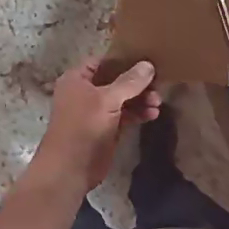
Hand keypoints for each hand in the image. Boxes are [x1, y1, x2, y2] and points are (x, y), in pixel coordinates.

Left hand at [33, 58, 161, 191]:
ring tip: (158, 102)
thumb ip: (129, 82)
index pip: (103, 61)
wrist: (70, 169)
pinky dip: (138, 114)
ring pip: (123, 99)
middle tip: (158, 84)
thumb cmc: (84, 127)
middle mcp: (86, 92)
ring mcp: (96, 112)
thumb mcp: (107, 100)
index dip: (124, 60)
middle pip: (116, 81)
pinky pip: (125, 115)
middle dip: (137, 83)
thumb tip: (148, 65)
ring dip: (141, 99)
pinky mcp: (106, 129)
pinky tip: (153, 114)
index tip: (147, 59)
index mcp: (77, 79)